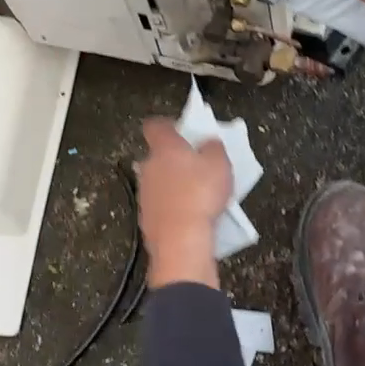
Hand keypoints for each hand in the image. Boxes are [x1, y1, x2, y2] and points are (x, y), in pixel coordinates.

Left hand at [134, 119, 232, 288]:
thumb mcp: (220, 163)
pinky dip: (172, 206)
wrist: (180, 240)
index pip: (155, 125)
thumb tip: (208, 142)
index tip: (183, 130)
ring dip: (173, 184)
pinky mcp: (145, 217)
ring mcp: (144, 193)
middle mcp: (148, 167)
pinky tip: (191, 215)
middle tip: (197, 165)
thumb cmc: (200, 194)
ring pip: (158, 181)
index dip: (168, 125)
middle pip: (158, 155)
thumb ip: (213, 147)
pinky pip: (161, 204)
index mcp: (164, 147)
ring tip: (198, 194)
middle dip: (175, 158)